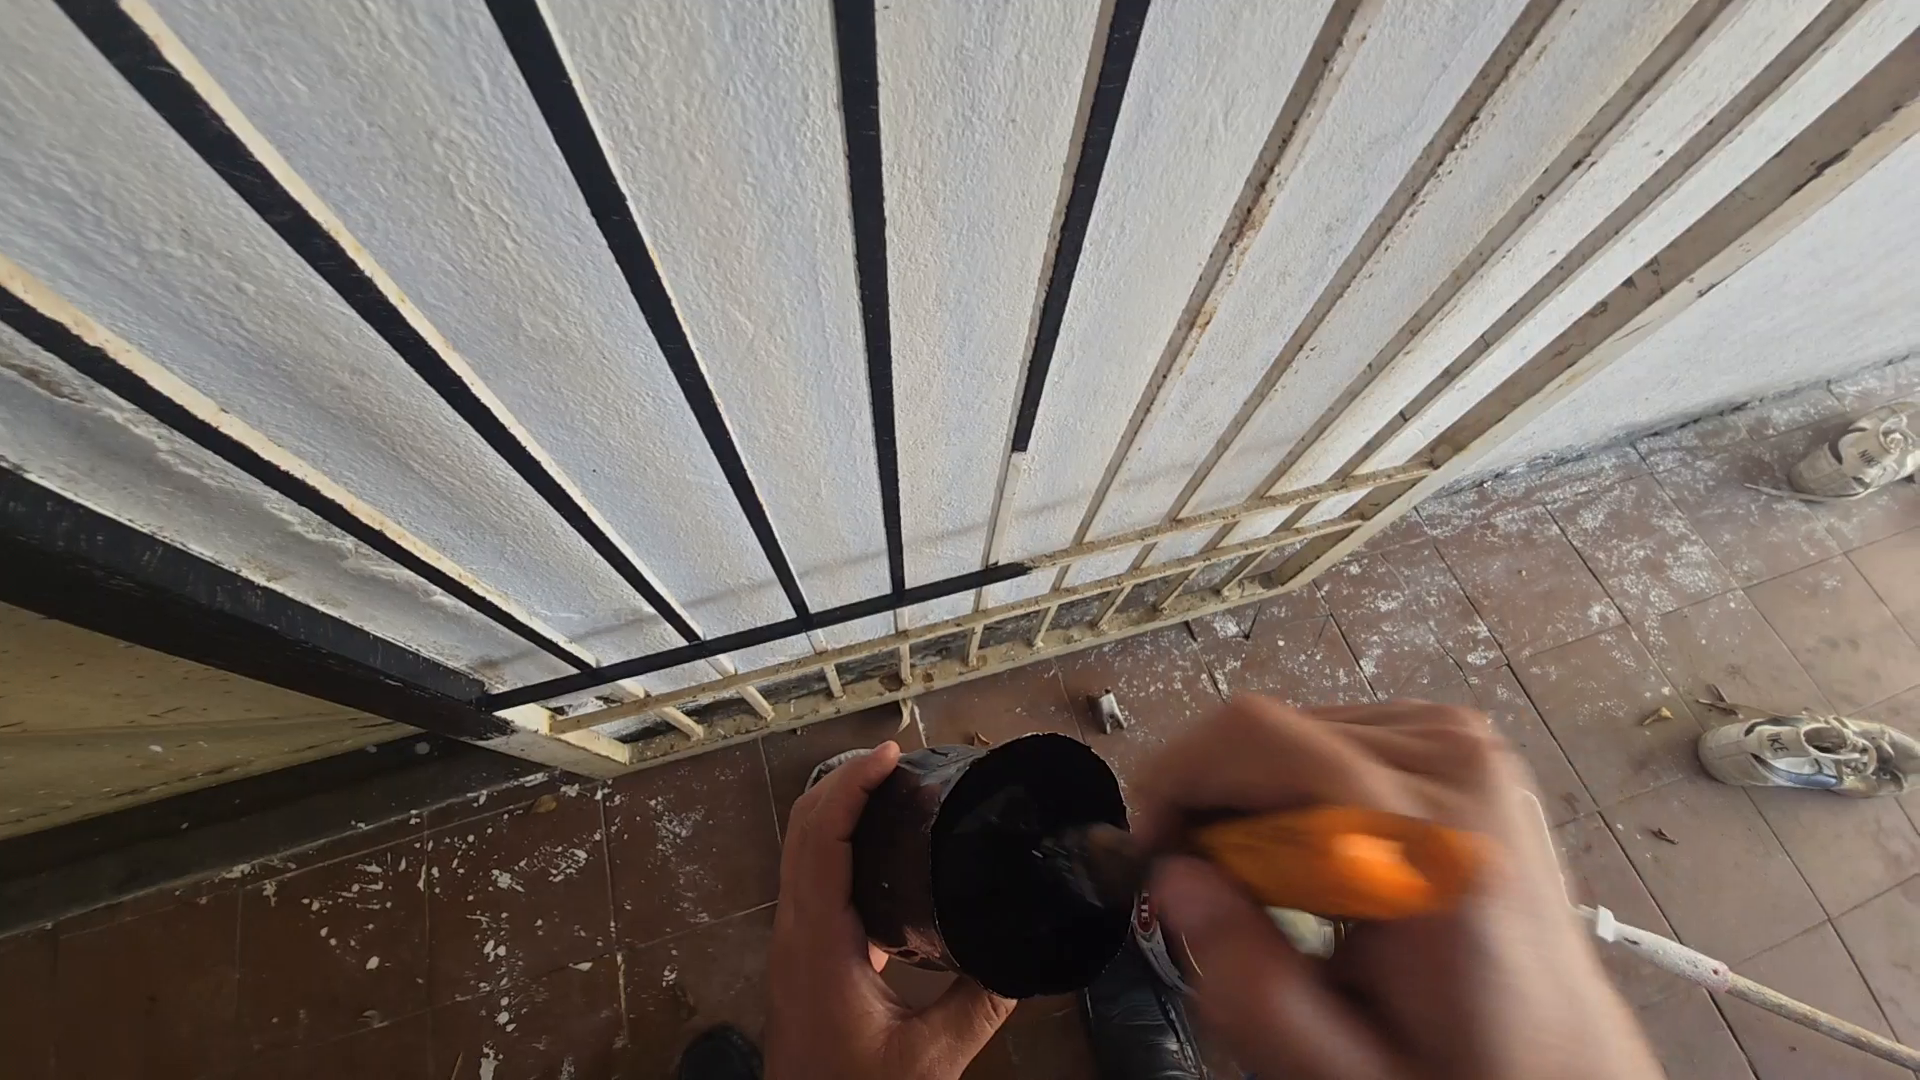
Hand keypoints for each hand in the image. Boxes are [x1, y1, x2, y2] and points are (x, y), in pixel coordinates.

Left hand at [764, 740, 1014, 1079]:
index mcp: (818, 940)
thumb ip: (979, 1004)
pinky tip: (884, 840)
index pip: (821, 836)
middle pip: (803, 825)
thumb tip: (1026, 950)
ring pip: (802, 844)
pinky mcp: (807, 946)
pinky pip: (814, 869)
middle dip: (846, 779)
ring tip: (892, 785)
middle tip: (899, 762)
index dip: (852, 784)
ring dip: (840, 802)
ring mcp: (796, 935)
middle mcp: (797, 925)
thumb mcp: (928, 1062)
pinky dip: (841, 834)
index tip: (892, 755)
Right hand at [1134, 697, 1662, 1079]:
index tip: (1151, 847)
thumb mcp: (1349, 1072)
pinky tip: (1311, 852)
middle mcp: (1452, 762)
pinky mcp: (1444, 738)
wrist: (1565, 1057)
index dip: (1177, 777)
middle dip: (1206, 798)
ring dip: (1244, 798)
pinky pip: (1316, 736)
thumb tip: (1174, 878)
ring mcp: (1455, 740)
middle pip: (1260, 729)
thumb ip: (1253, 991)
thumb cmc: (1469, 1069)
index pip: (1259, 739)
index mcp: (1436, 840)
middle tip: (1208, 882)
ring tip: (1269, 881)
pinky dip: (1284, 788)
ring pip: (1279, 730)